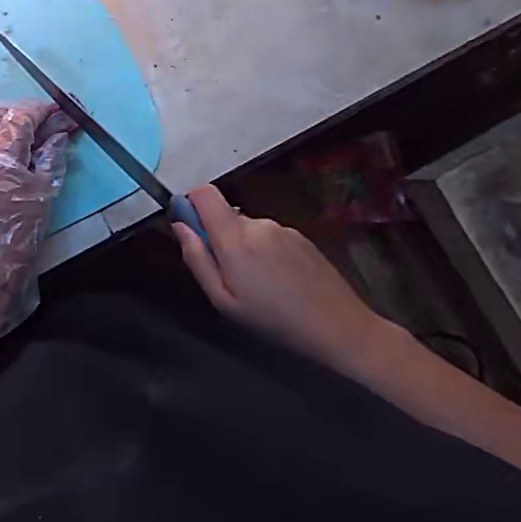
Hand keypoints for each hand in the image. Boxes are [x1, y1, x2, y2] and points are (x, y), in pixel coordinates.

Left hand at [0, 102, 74, 345]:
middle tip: (41, 122)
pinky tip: (2, 149)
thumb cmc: (16, 235)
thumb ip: (51, 157)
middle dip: (19, 113)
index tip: (56, 112)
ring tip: (22, 134)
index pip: (19, 117)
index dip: (40, 110)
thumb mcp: (43, 195)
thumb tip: (59, 132)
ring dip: (1, 123)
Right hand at [171, 185, 388, 362]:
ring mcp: (283, 229)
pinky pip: (269, 236)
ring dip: (243, 247)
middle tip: (230, 276)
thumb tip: (179, 226)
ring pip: (247, 228)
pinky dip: (264, 252)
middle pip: (224, 215)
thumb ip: (196, 259)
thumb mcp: (222, 300)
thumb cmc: (274, 320)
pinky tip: (280, 281)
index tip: (191, 229)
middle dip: (218, 237)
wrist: (340, 328)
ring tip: (259, 284)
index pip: (204, 193)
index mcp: (235, 238)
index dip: (191, 204)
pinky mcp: (301, 237)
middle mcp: (259, 224)